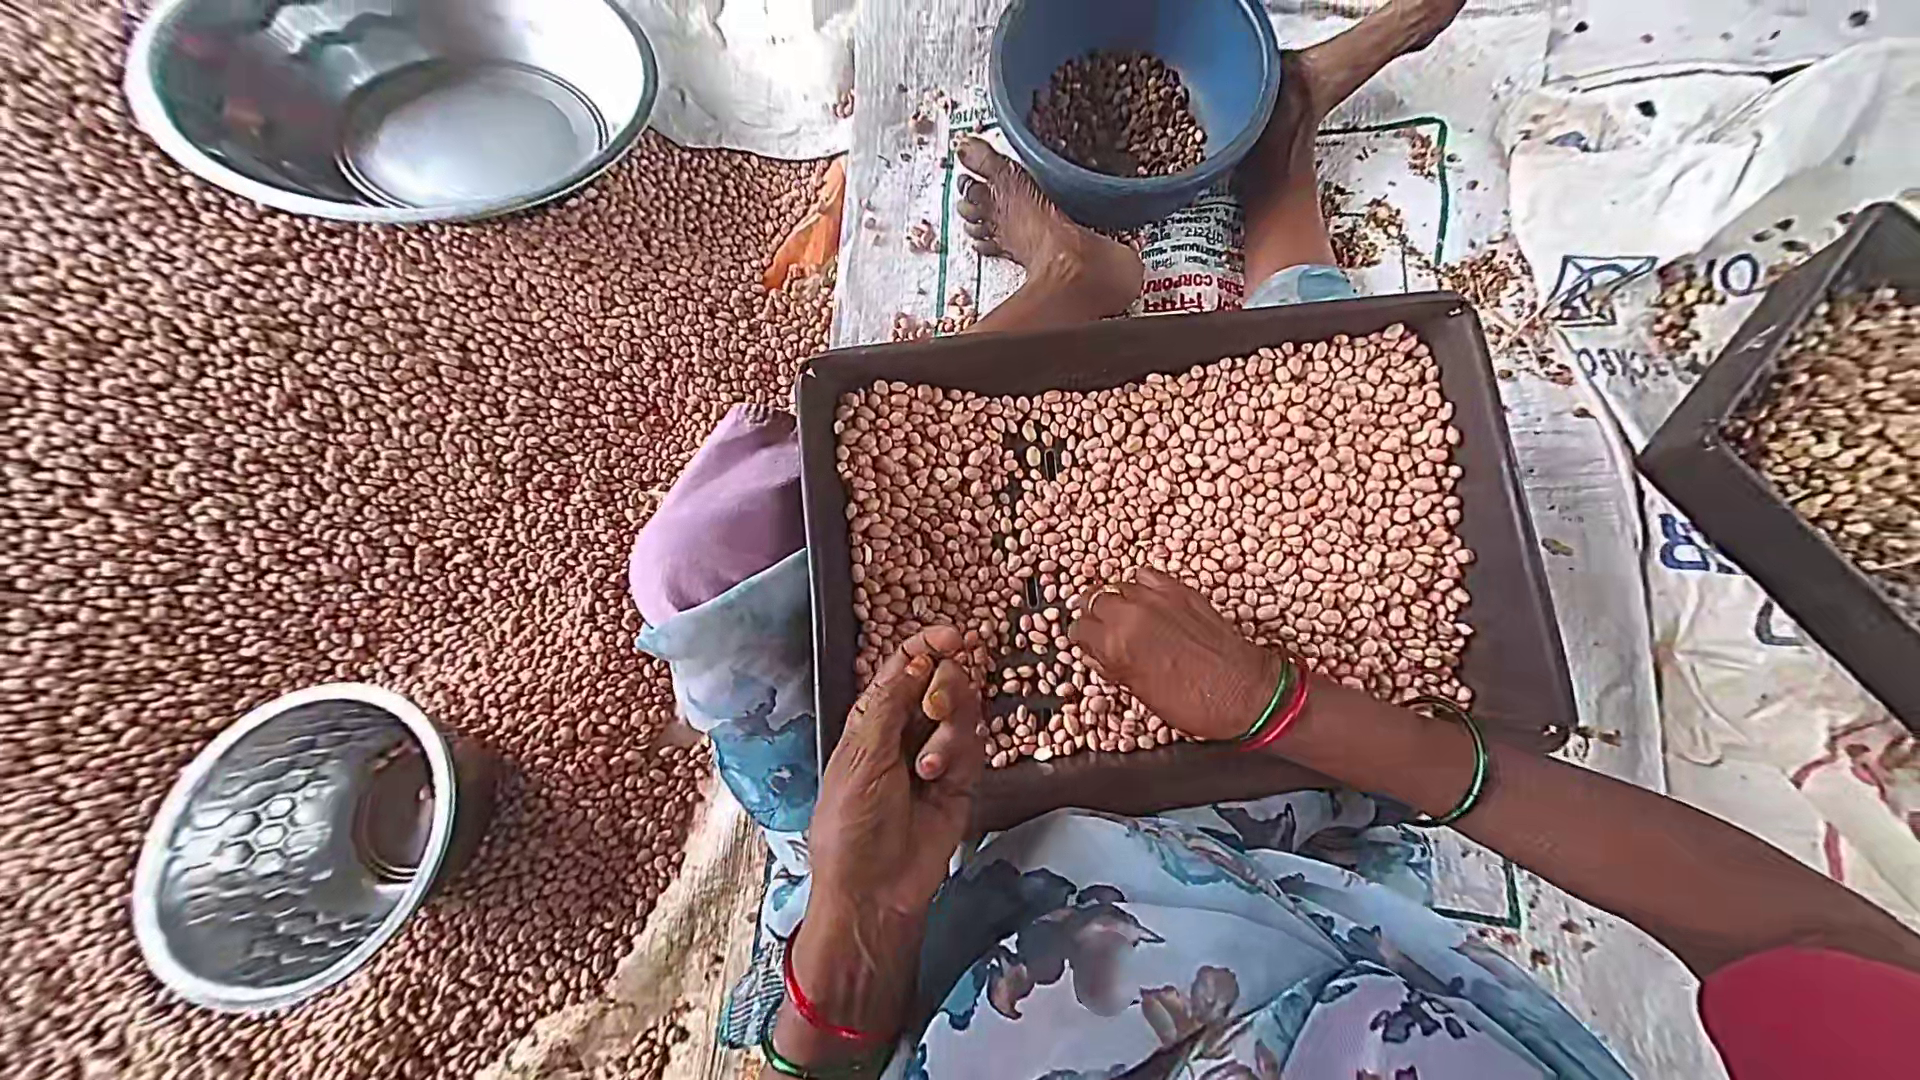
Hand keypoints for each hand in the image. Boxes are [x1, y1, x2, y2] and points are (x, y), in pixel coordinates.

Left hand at [789, 627, 983, 1040]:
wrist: (875, 889)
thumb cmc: (851, 821)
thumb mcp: (862, 755)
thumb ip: (891, 703)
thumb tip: (919, 660)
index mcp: (875, 715)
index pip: (904, 665)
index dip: (927, 644)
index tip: (952, 636)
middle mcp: (908, 727)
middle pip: (941, 679)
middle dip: (943, 686)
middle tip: (935, 707)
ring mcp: (937, 751)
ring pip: (962, 709)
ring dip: (948, 729)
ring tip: (927, 765)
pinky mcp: (962, 777)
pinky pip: (973, 744)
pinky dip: (957, 754)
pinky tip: (937, 777)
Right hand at [1068, 567, 1283, 741]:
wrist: (1245, 693)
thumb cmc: (1195, 704)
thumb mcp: (1141, 693)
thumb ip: (1113, 666)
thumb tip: (1098, 654)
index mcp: (1115, 645)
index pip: (1080, 629)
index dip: (1082, 638)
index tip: (1086, 642)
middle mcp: (1130, 615)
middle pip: (1093, 600)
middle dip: (1093, 614)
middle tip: (1100, 626)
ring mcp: (1156, 598)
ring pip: (1117, 585)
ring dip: (1115, 598)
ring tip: (1121, 612)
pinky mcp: (1180, 591)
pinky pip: (1146, 575)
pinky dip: (1141, 585)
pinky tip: (1145, 599)